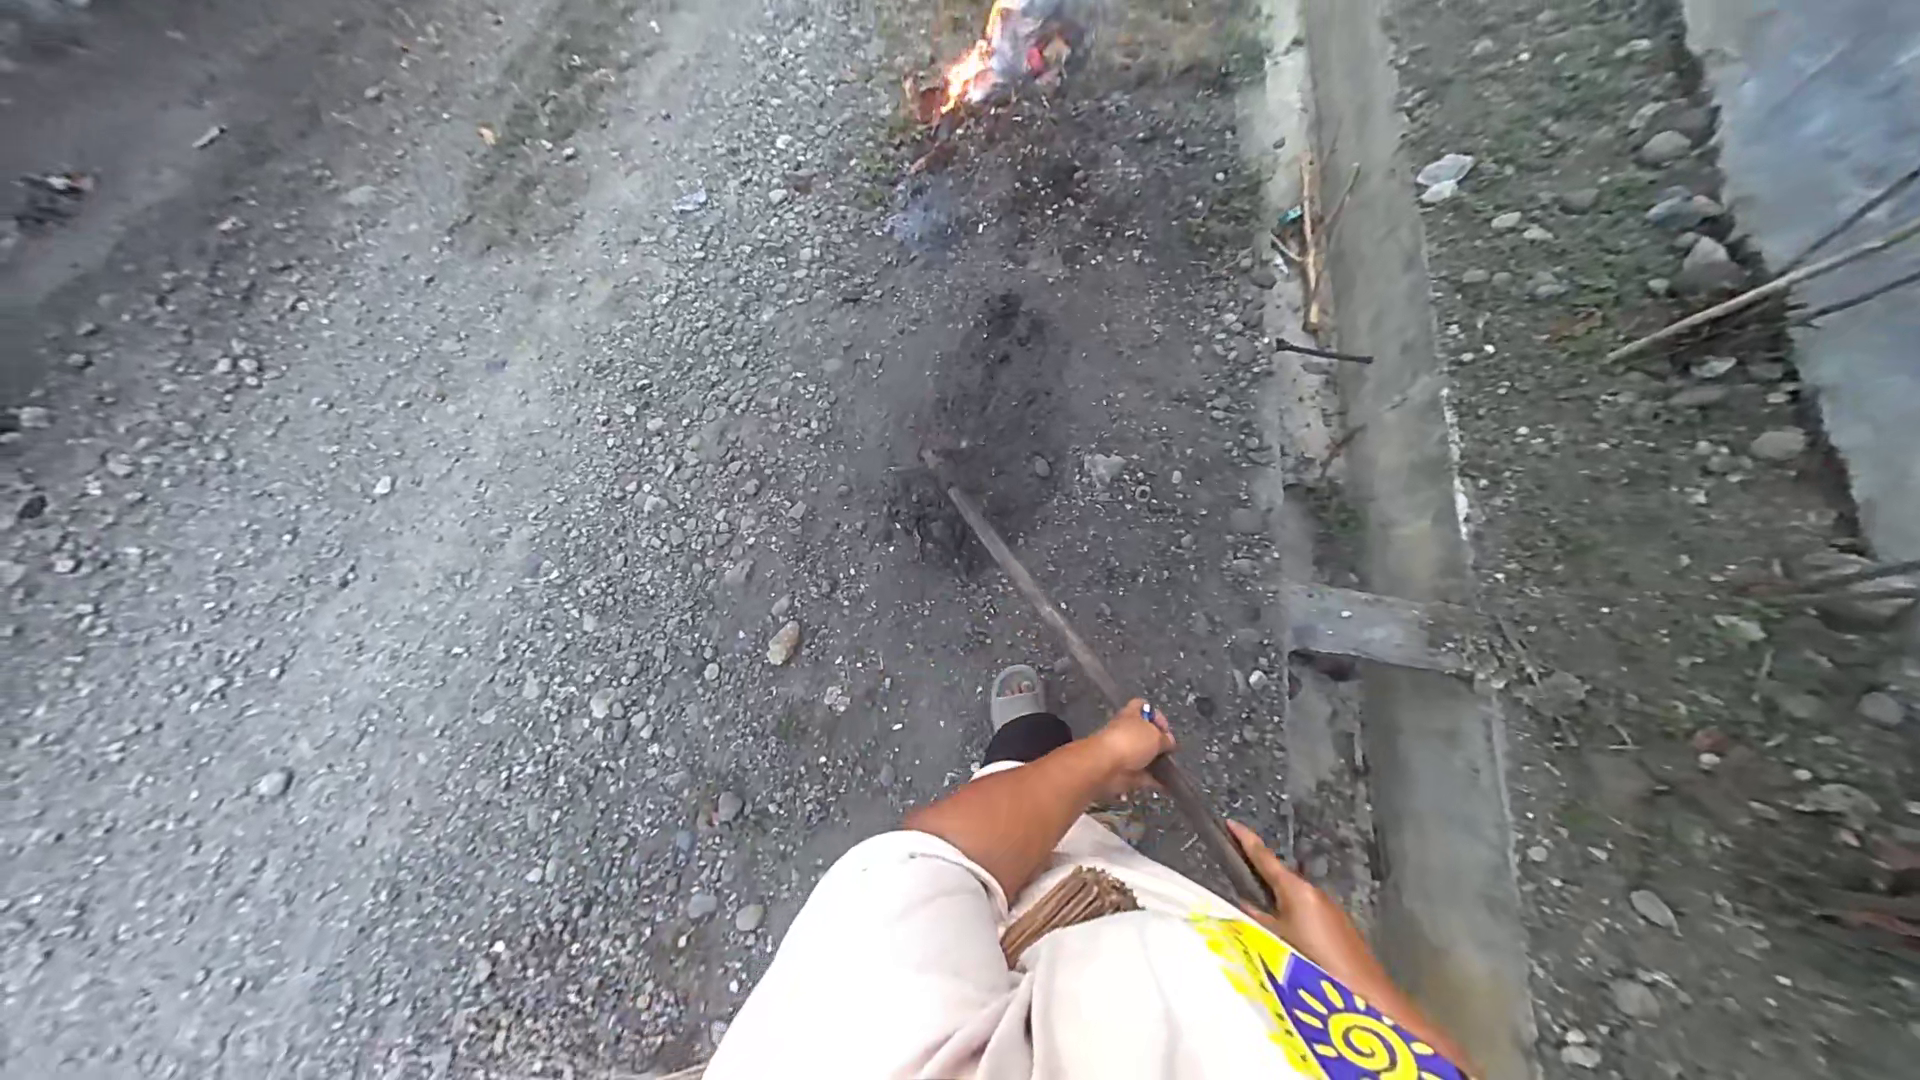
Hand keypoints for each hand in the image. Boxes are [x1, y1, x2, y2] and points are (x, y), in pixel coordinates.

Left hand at [1087, 698, 1173, 795]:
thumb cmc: (1130, 742)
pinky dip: (1155, 780)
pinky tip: (1168, 783)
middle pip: (1145, 732)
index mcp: (1130, 714)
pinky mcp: (1126, 772)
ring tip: (1173, 768)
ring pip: (1145, 754)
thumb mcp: (1155, 735)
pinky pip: (1145, 775)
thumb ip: (1165, 738)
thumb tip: (1168, 741)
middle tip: (1171, 750)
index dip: (1156, 715)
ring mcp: (1125, 752)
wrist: (1106, 766)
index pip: (1142, 706)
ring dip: (1158, 761)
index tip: (1166, 729)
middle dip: (1159, 742)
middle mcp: (1126, 731)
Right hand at [1226, 820, 1371, 972]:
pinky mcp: (1341, 927)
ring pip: (1295, 897)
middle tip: (1240, 882)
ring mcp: (1331, 909)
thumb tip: (1242, 903)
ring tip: (1262, 919)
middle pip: (1280, 877)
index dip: (1245, 838)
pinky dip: (1294, 916)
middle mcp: (1314, 891)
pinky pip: (1309, 912)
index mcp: (1295, 889)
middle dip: (1261, 878)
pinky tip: (1290, 939)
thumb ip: (1255, 918)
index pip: (1263, 856)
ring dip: (1279, 901)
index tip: (1230, 822)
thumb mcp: (1274, 941)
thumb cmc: (1314, 965)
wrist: (1369, 1000)